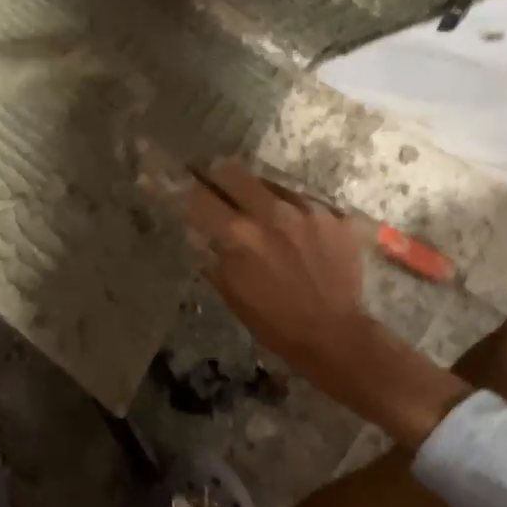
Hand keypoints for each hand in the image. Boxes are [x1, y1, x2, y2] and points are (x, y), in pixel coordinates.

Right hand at [168, 158, 471, 447]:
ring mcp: (307, 210)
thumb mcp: (227, 287)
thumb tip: (193, 225)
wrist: (336, 335)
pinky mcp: (336, 215)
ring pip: (268, 183)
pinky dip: (292, 210)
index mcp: (237, 235)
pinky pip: (303, 199)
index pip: (196, 194)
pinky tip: (295, 230)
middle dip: (217, 178)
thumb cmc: (272, 319)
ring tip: (263, 216)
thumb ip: (209, 250)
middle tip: (217, 188)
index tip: (170, 177)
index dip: (178, 184)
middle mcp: (271, 213)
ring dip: (258, 195)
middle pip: (231, 172)